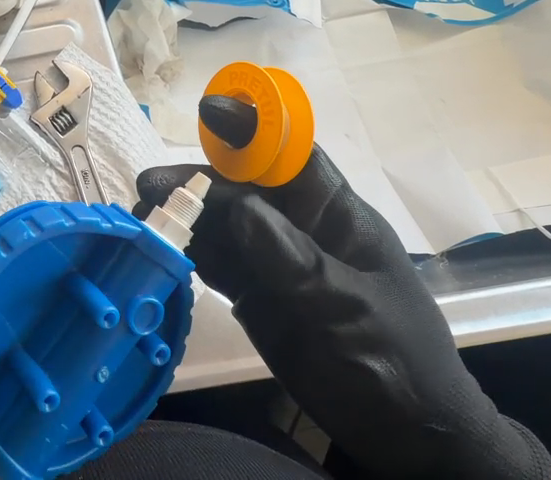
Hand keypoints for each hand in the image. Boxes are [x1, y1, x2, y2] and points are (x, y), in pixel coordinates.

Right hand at [136, 100, 550, 479]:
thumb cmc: (398, 367)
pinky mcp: (254, 291)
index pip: (292, 156)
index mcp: (336, 217)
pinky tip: (157, 247)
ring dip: (182, 214)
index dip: (253, 128)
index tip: (209, 112)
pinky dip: (184, 249)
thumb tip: (241, 210)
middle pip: (241, 187)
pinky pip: (213, 259)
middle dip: (197, 181)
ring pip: (219, 221)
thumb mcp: (352, 312)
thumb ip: (297, 262)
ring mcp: (273, 260)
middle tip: (151, 188)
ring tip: (142, 217)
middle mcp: (299, 227)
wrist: (407, 438)